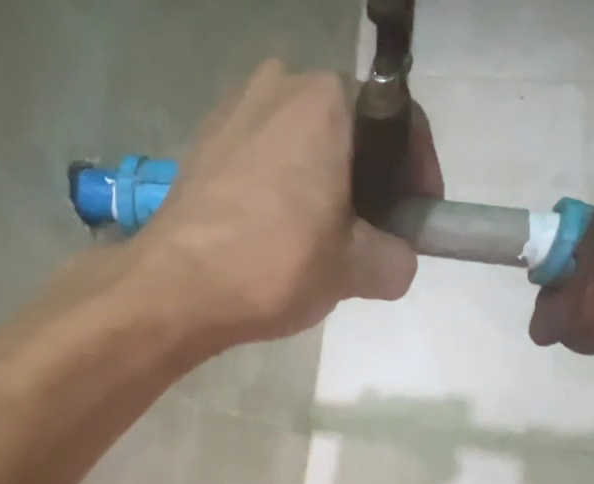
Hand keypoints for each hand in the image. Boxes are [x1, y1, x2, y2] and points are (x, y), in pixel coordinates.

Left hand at [133, 60, 441, 349]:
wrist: (175, 288)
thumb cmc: (275, 264)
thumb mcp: (356, 269)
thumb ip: (396, 259)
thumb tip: (397, 261)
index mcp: (329, 97)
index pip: (400, 127)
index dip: (419, 178)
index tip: (418, 221)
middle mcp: (281, 85)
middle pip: (348, 132)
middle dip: (368, 182)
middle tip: (372, 237)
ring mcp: (233, 111)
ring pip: (301, 147)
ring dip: (321, 186)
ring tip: (323, 242)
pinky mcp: (201, 145)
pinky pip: (261, 161)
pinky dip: (280, 190)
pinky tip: (276, 235)